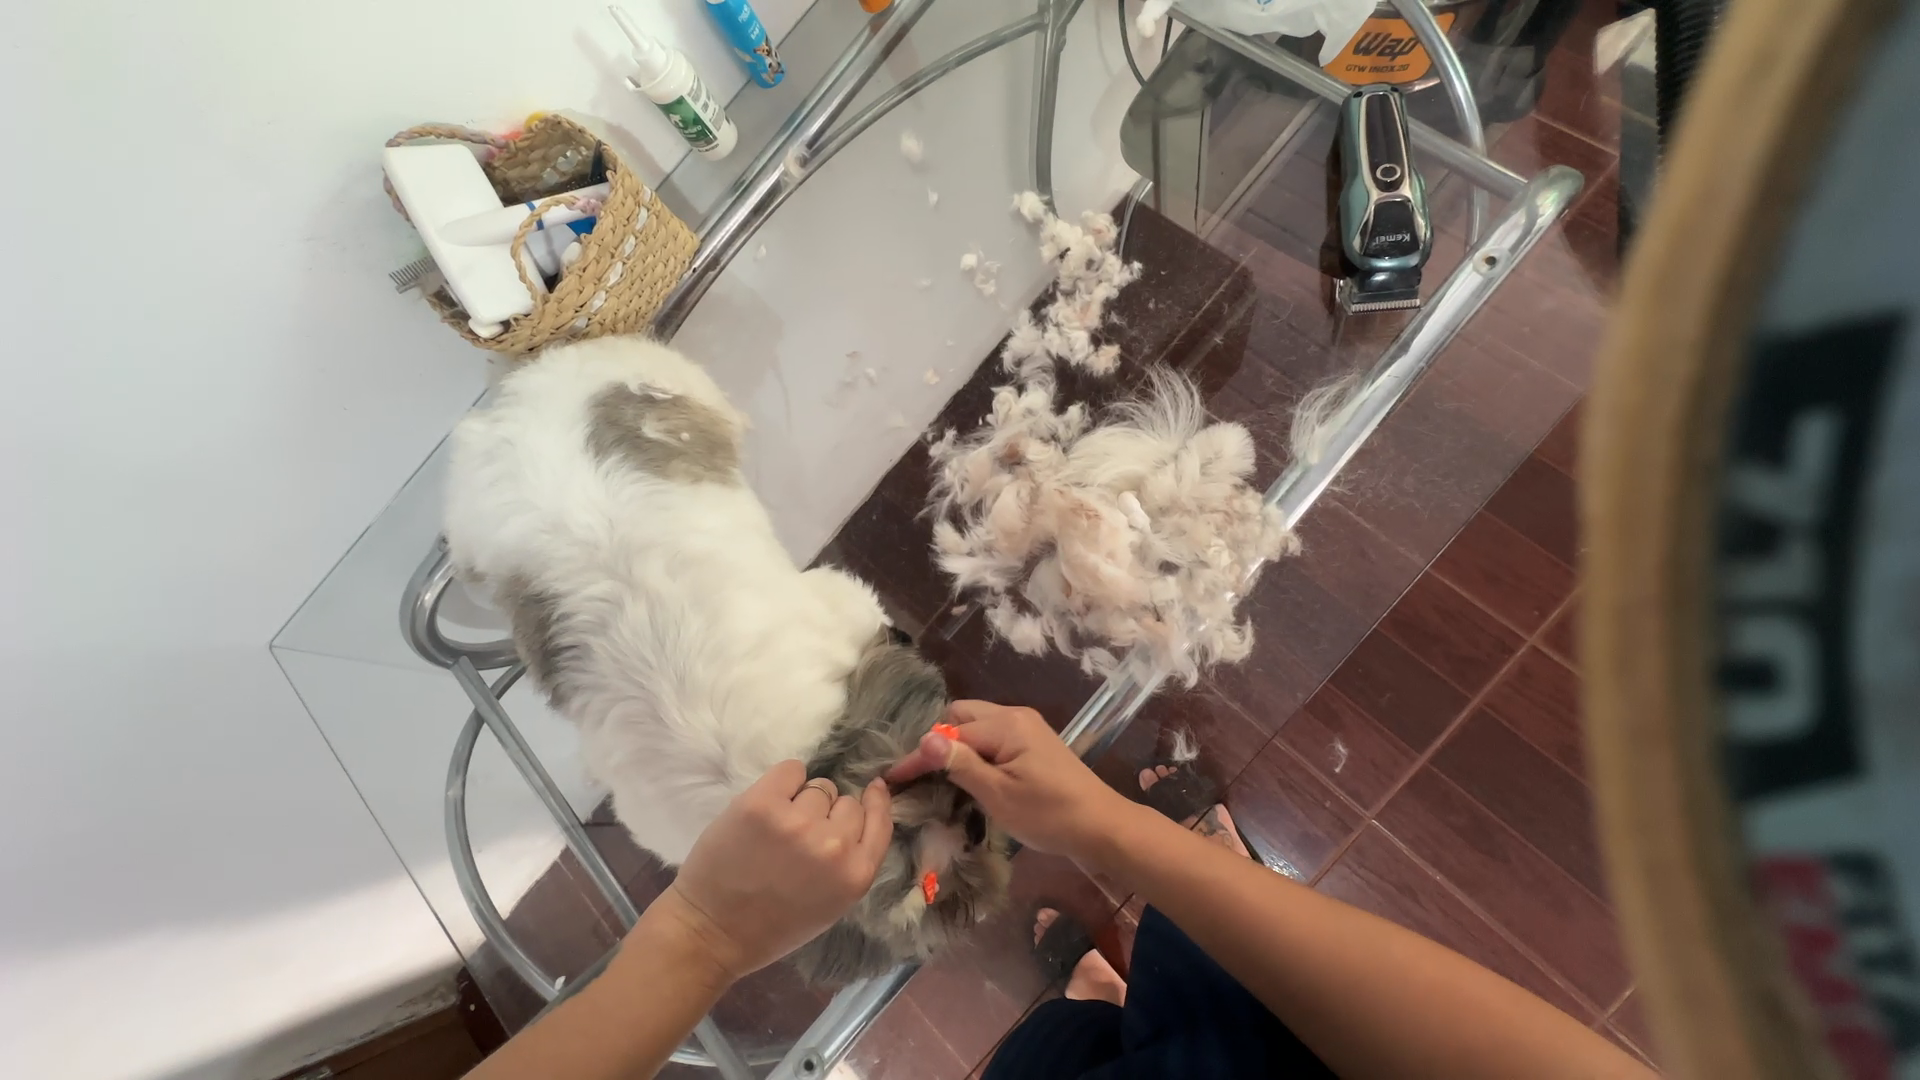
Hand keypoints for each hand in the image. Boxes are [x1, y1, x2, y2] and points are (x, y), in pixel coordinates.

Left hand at [658, 761, 892, 981]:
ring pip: (818, 788)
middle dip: (828, 814)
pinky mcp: (762, 803)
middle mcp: (833, 845)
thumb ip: (851, 860)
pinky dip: (783, 783)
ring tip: (776, 831)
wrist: (711, 933)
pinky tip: (766, 807)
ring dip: (802, 802)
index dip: (875, 802)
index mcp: (855, 875)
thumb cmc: (773, 924)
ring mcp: (797, 822)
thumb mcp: (832, 902)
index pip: (881, 820)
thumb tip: (862, 806)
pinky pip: (791, 769)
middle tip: (799, 839)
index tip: (872, 790)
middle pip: (847, 803)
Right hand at [884, 700, 1132, 858]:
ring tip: (938, 776)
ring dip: (956, 745)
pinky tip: (969, 774)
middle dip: (937, 741)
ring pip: (976, 725)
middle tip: (920, 775)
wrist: (1101, 827)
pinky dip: (975, 750)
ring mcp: (1026, 727)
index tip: (892, 777)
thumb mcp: (998, 795)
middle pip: (961, 717)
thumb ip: (961, 765)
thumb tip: (924, 740)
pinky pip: (992, 736)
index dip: (919, 755)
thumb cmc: (1049, 814)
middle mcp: (1014, 715)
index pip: (948, 733)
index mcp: (1005, 724)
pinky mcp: (1033, 742)